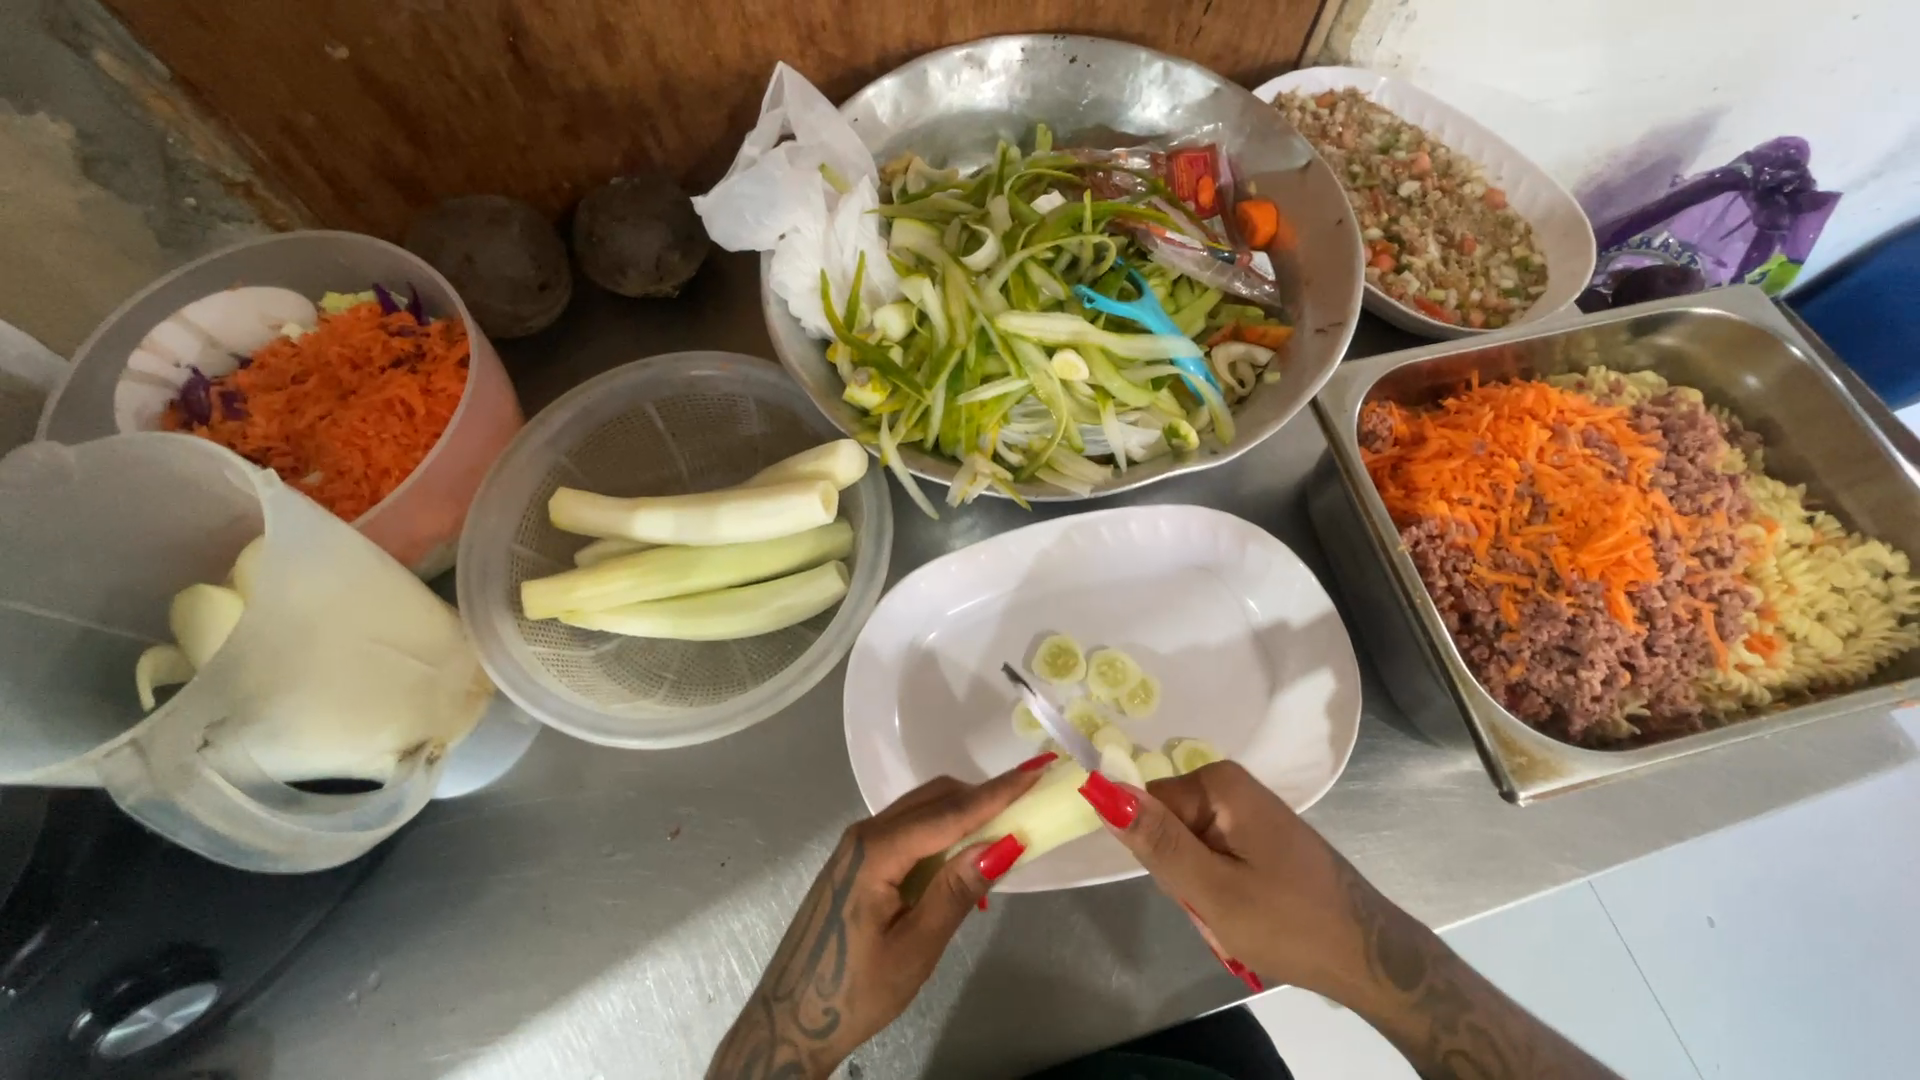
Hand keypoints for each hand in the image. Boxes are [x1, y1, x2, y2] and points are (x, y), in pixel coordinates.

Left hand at [706, 761, 1047, 1079]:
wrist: (790, 1019)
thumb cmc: (854, 991)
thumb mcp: (915, 948)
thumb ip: (956, 890)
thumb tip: (1002, 842)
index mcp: (876, 850)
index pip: (949, 812)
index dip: (997, 792)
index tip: (1037, 769)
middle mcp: (865, 833)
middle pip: (935, 799)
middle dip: (984, 797)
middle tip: (1030, 803)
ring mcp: (858, 844)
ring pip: (922, 810)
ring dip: (964, 814)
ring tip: (1006, 830)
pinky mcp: (859, 859)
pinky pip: (910, 829)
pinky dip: (943, 832)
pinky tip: (964, 858)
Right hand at [1097, 760, 1374, 998]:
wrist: (1370, 958)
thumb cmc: (1290, 923)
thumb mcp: (1213, 890)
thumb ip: (1155, 840)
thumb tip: (1099, 789)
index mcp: (1218, 783)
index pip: (1146, 807)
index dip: (1159, 854)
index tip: (1190, 888)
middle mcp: (1230, 785)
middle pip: (1167, 825)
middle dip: (1182, 874)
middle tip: (1216, 908)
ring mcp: (1247, 811)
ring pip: (1188, 847)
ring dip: (1200, 888)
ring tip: (1234, 916)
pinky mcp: (1257, 835)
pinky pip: (1213, 856)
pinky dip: (1220, 889)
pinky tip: (1246, 913)